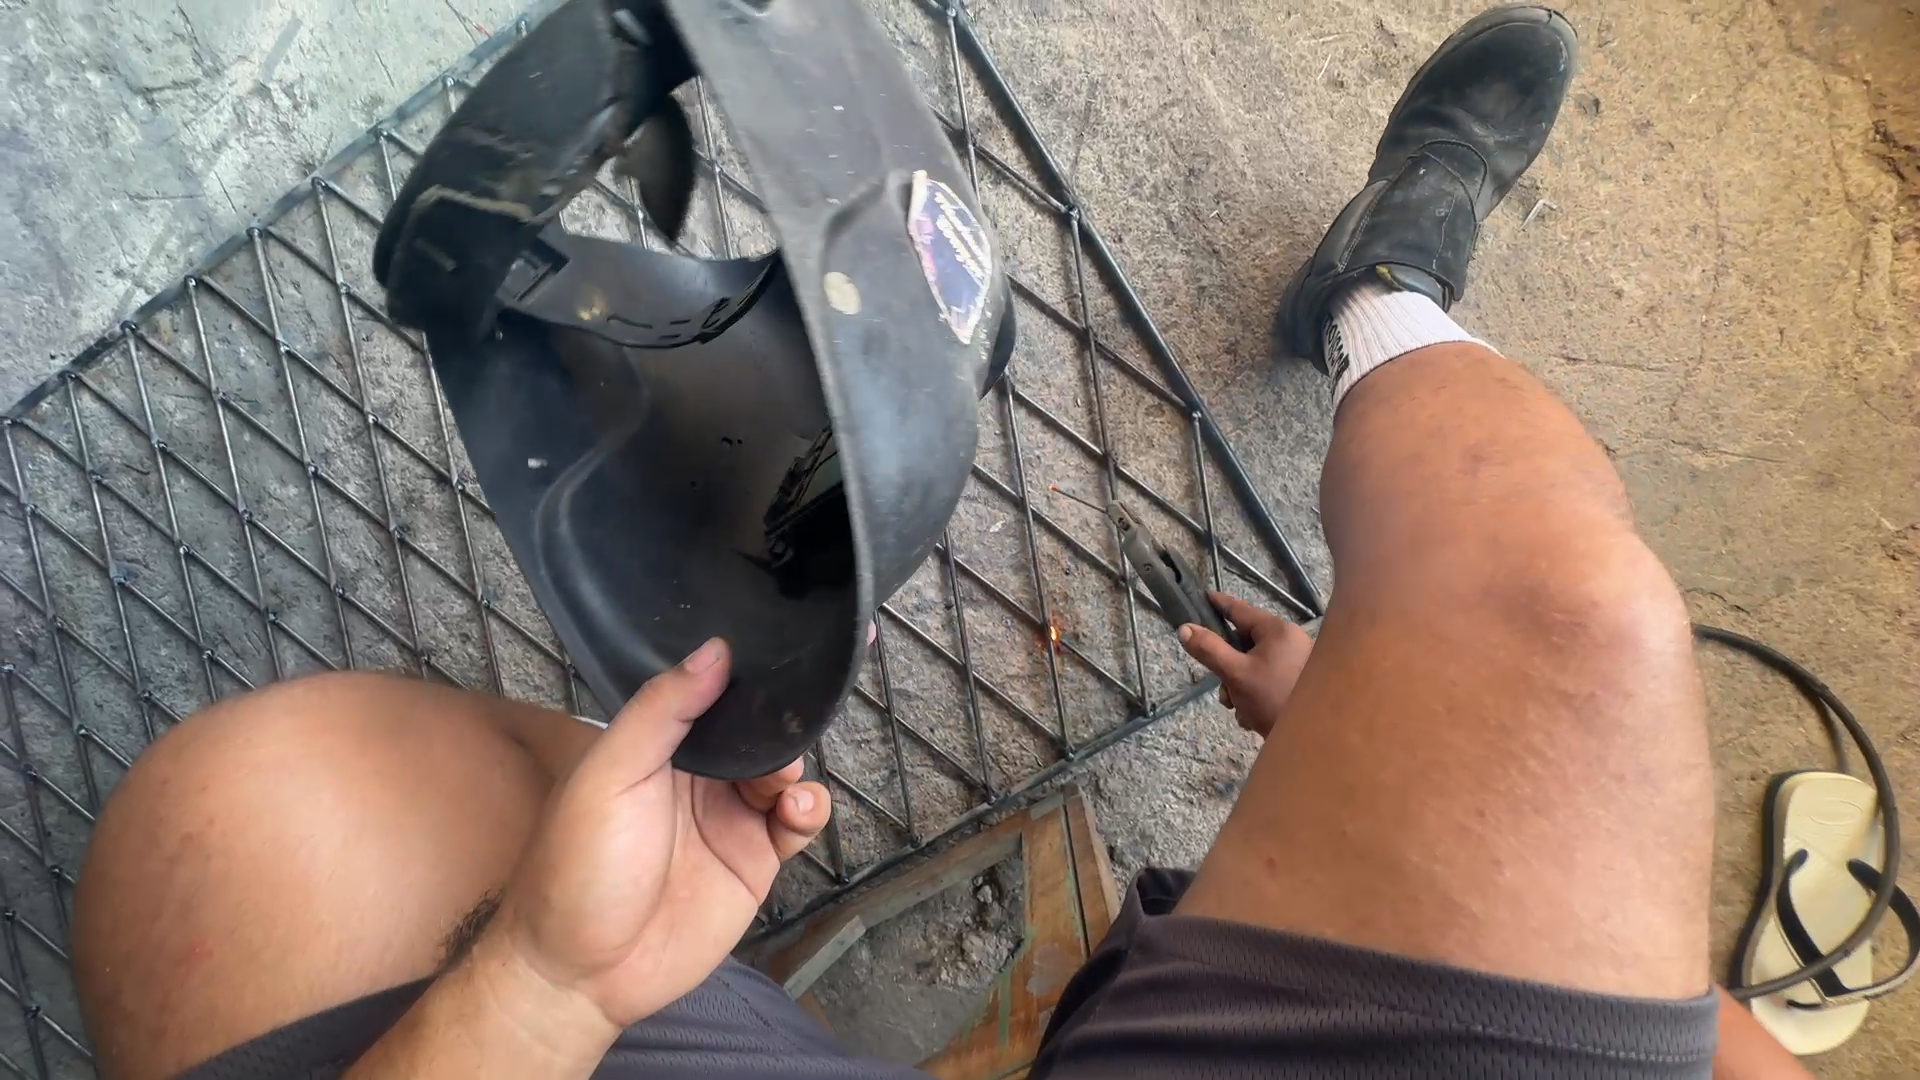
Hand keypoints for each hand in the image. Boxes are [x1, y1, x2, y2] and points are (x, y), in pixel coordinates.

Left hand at [490, 639, 830, 1030]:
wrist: (581, 976)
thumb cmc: (579, 865)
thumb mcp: (611, 775)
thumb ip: (662, 711)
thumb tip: (716, 648)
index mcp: (665, 745)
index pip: (715, 697)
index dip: (747, 679)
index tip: (782, 657)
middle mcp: (704, 775)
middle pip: (759, 734)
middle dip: (780, 728)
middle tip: (785, 732)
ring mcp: (733, 816)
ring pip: (786, 772)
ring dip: (795, 768)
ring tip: (780, 786)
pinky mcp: (758, 858)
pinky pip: (799, 822)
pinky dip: (810, 808)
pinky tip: (797, 811)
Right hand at [1178, 592, 1312, 738]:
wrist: (1315, 739)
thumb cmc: (1275, 698)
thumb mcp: (1235, 673)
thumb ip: (1208, 649)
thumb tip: (1184, 628)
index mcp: (1278, 631)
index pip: (1240, 610)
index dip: (1219, 603)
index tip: (1203, 595)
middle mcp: (1291, 641)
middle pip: (1244, 643)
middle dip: (1227, 666)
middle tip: (1222, 685)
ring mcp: (1298, 662)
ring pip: (1253, 664)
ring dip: (1238, 685)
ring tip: (1238, 707)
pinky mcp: (1299, 682)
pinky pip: (1267, 679)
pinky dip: (1255, 694)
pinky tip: (1252, 715)